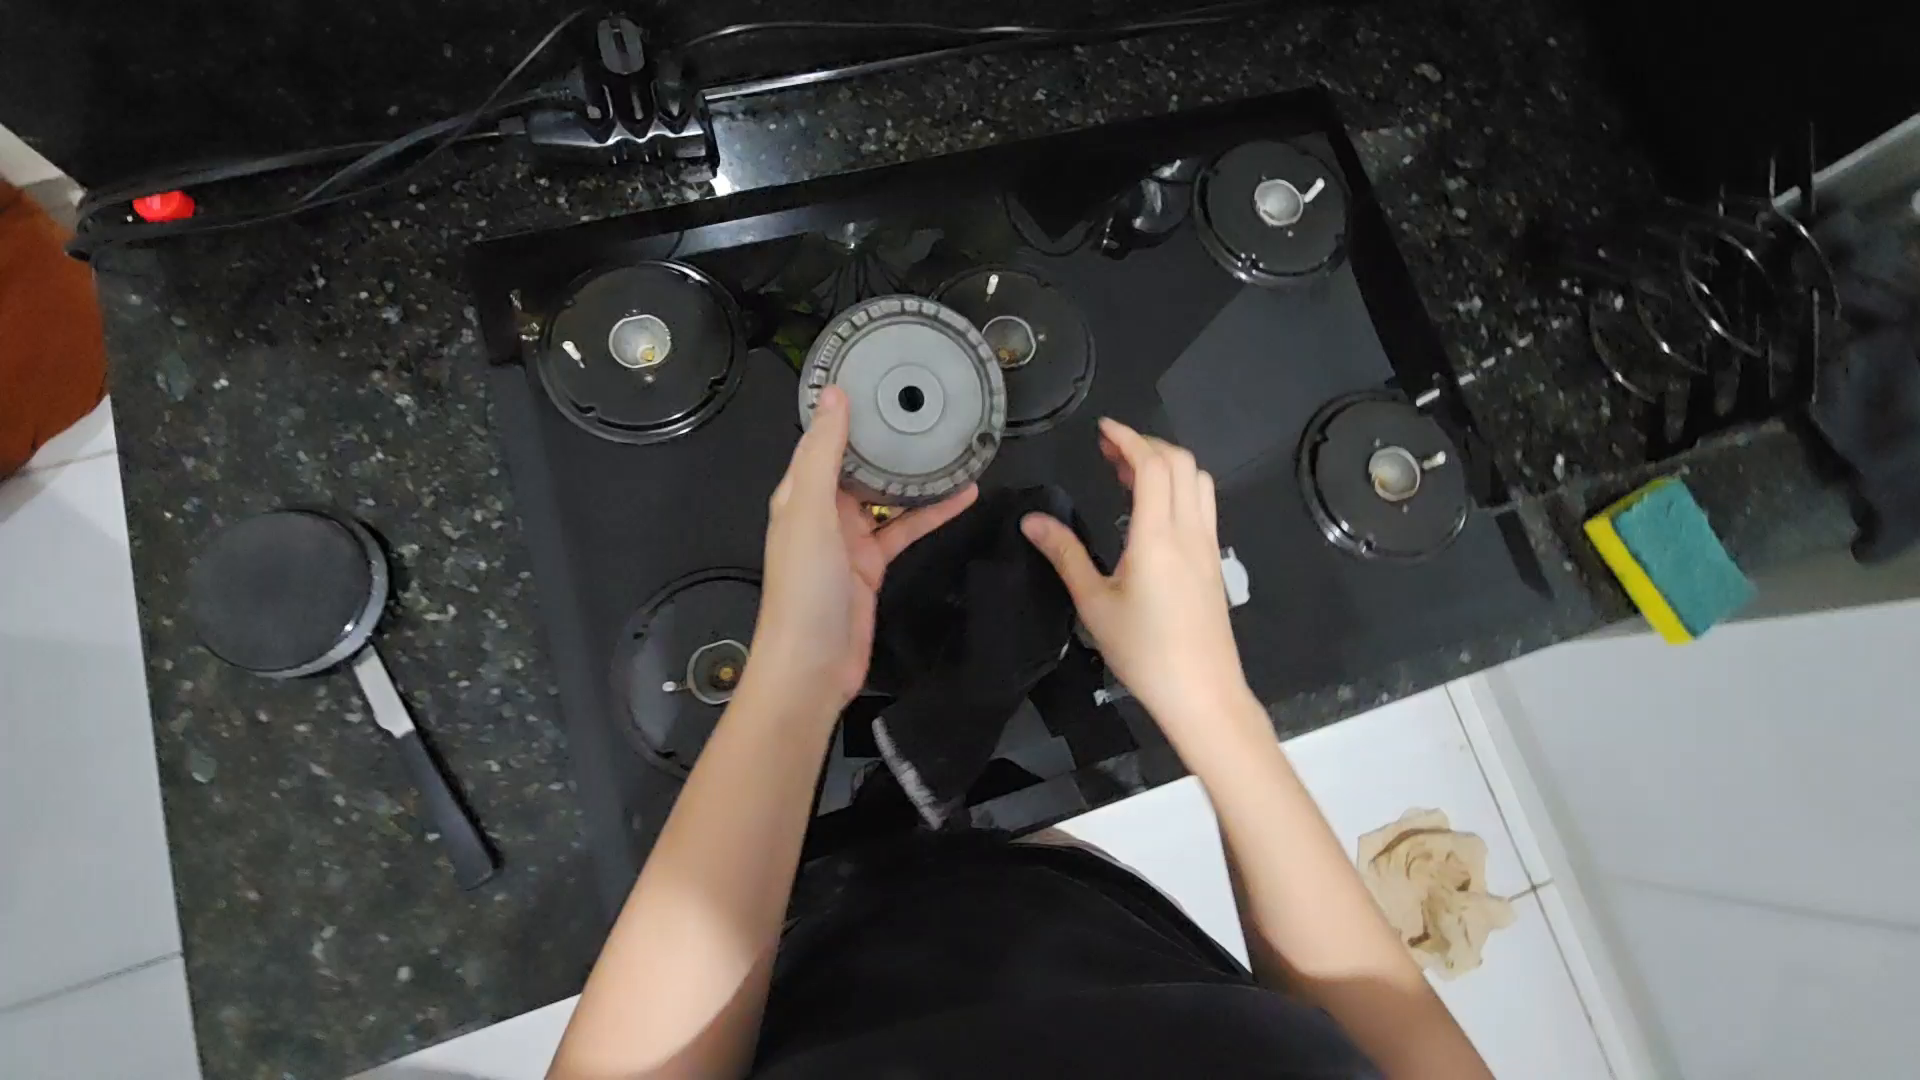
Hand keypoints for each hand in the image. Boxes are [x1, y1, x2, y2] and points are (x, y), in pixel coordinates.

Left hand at [740, 386, 977, 715]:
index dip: (846, 411)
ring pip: (887, 497)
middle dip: (887, 439)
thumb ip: (824, 455)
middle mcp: (823, 512)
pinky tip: (963, 498)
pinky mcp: (873, 566)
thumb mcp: (811, 514)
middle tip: (925, 408)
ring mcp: (849, 540)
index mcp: (801, 494)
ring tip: (951, 447)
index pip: (823, 440)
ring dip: (915, 476)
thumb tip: (834, 395)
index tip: (879, 379)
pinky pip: (905, 529)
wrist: (813, 667)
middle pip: (858, 465)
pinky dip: (931, 514)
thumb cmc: (805, 590)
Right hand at [1020, 419, 1256, 752]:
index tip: (1103, 429)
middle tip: (1108, 450)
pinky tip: (1153, 508)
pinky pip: (1203, 505)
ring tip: (1128, 473)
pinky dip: (1180, 487)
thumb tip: (1032, 520)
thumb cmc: (1143, 651)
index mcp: (1157, 536)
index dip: (1128, 438)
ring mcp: (1208, 545)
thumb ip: (1065, 555)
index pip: (1152, 466)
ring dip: (1167, 464)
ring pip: (1198, 482)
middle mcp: (1190, 531)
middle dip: (1146, 445)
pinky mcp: (1214, 561)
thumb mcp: (1094, 604)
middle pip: (1181, 464)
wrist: (1202, 692)